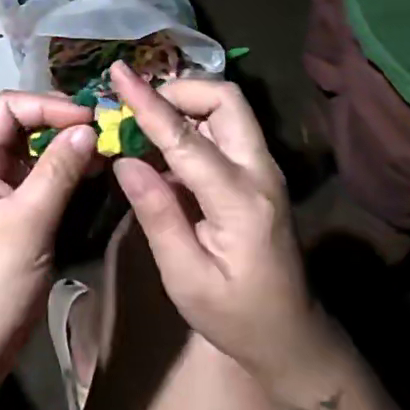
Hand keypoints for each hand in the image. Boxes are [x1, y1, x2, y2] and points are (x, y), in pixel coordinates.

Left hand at [0, 92, 97, 409]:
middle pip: (22, 124)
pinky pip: (39, 178)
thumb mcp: (27, 222)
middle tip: (105, 130)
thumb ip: (58, 171)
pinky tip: (94, 172)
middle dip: (61, 121)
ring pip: (34, 151)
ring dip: (67, 146)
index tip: (91, 118)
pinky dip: (65, 171)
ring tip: (107, 149)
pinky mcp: (12, 214)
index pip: (8, 106)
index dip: (49, 104)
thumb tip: (88, 127)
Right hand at [107, 62, 318, 376]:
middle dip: (178, 90)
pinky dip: (192, 121)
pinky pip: (225, 127)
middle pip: (225, 99)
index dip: (148, 103)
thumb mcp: (186, 278)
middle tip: (137, 105)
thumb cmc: (236, 316)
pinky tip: (162, 145)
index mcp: (240, 201)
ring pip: (227, 107)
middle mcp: (260, 172)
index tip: (117, 73)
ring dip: (185, 103)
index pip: (187, 139)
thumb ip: (157, 214)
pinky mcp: (258, 172)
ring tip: (142, 121)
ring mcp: (264, 169)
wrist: (292, 336)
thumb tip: (123, 160)